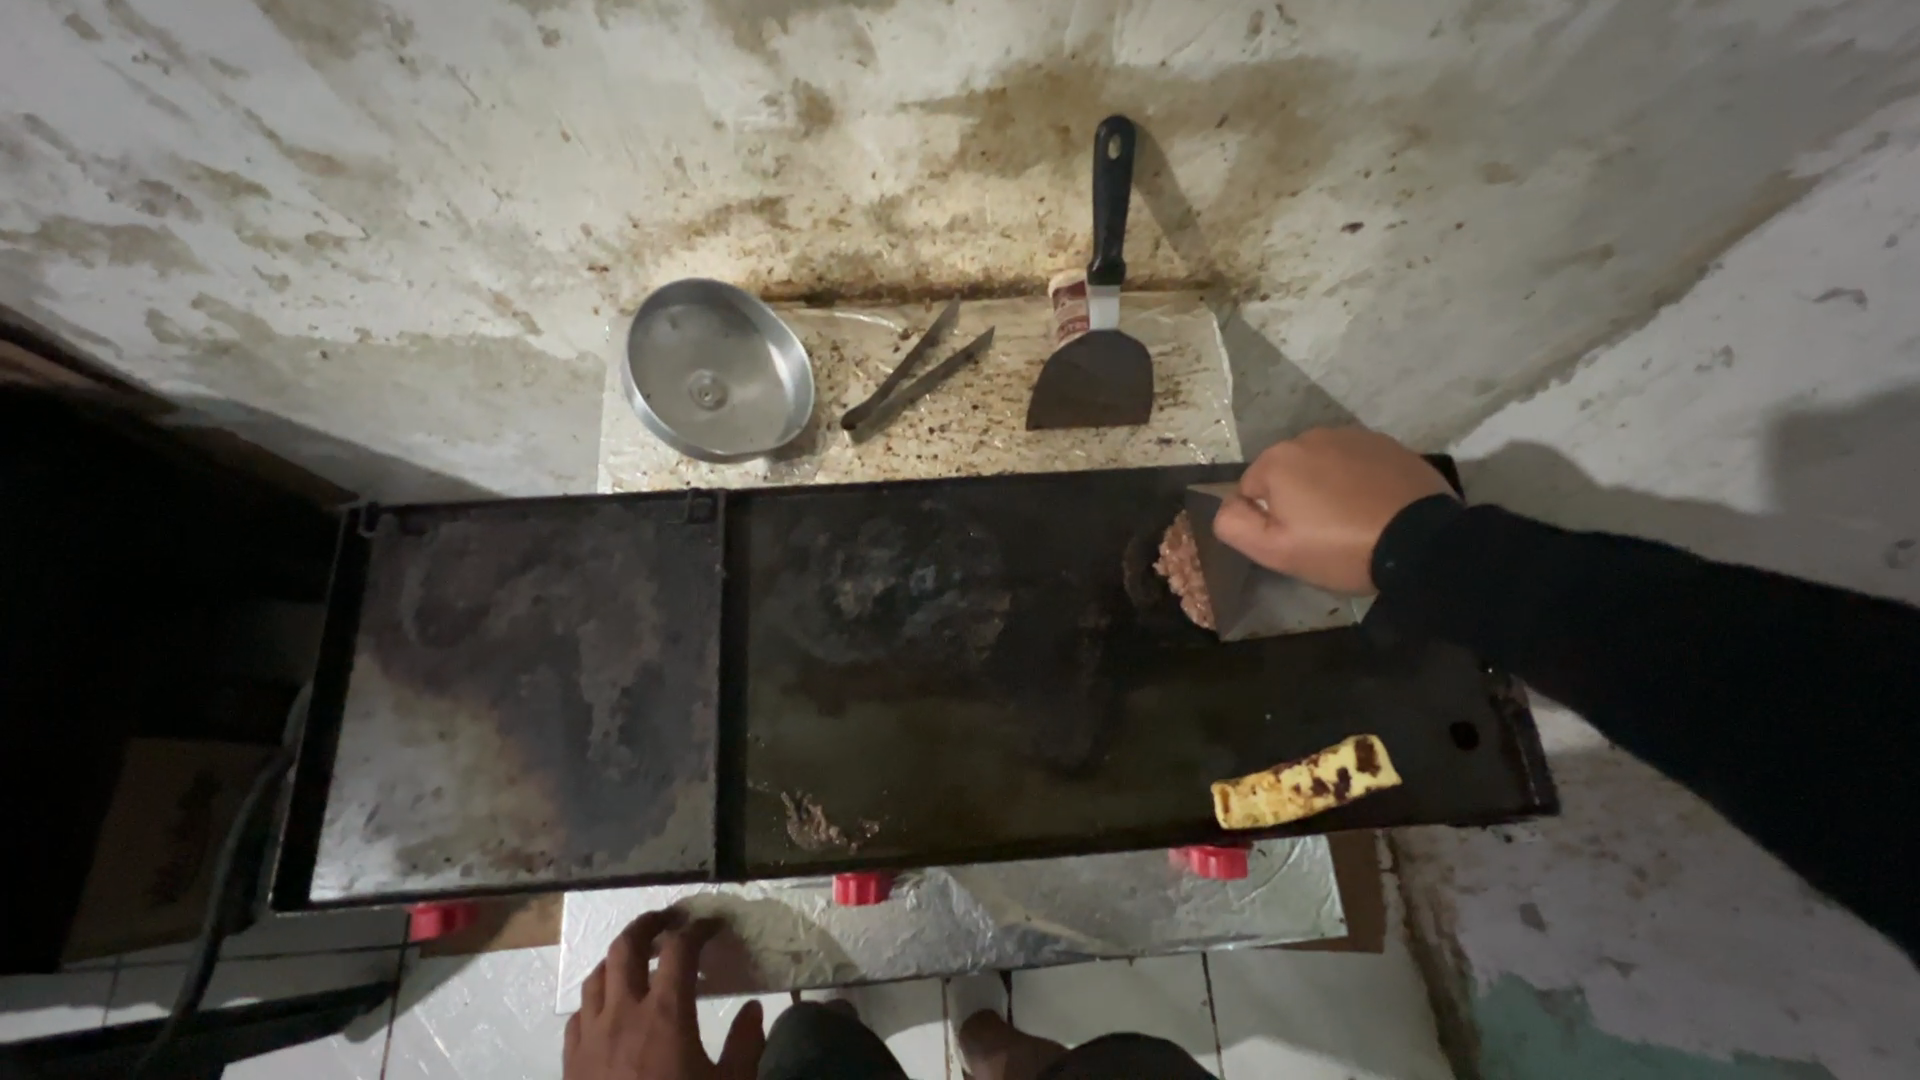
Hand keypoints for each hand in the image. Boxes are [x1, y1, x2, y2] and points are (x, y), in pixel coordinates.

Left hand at [564, 910, 763, 1079]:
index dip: (699, 927)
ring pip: (596, 975)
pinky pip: (578, 1015)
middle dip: (650, 924)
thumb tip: (753, 1009)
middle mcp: (623, 1012)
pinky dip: (597, 999)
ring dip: (619, 958)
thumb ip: (746, 1045)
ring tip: (639, 959)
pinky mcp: (570, 1066)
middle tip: (671, 920)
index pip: (681, 947)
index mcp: (666, 1012)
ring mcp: (590, 1038)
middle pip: (627, 945)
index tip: (714, 925)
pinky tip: (610, 1011)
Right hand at [1213, 428, 1453, 593]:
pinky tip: (1374, 508)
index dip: (1268, 521)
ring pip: (1320, 467)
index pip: (1250, 492)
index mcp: (1277, 459)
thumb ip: (1233, 524)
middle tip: (1324, 534)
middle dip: (1296, 500)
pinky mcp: (1387, 444)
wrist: (1424, 542)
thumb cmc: (1341, 547)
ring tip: (1352, 521)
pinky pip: (1354, 464)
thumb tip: (1228, 505)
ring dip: (1326, 489)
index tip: (1297, 541)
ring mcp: (1352, 436)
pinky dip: (1357, 482)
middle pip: (1285, 475)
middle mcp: (1310, 436)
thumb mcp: (1275, 551)